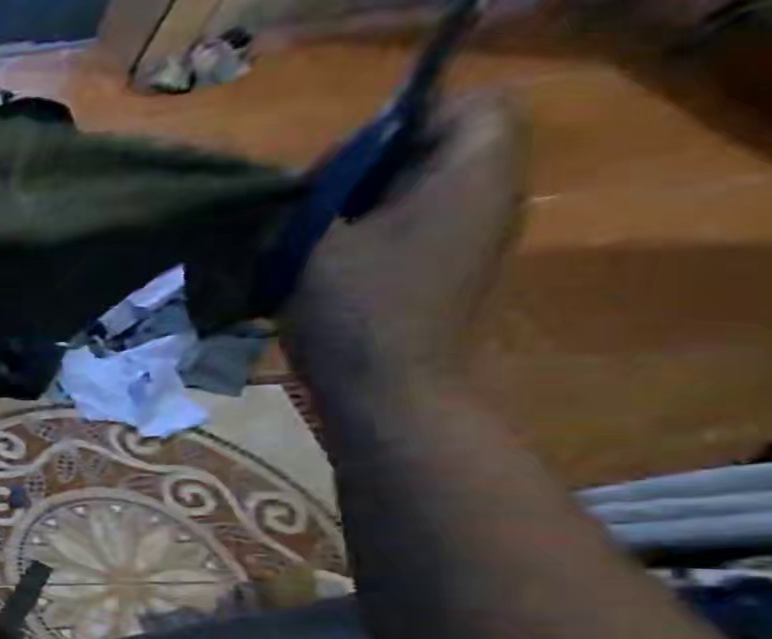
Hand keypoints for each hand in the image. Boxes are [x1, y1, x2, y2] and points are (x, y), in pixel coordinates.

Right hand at [281, 94, 526, 377]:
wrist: (389, 400)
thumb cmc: (358, 314)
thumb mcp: (312, 248)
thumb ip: (299, 206)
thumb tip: (283, 199)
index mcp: (472, 171)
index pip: (456, 106)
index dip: (391, 129)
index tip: (334, 175)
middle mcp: (488, 197)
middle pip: (429, 154)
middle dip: (364, 177)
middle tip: (311, 213)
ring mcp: (471, 242)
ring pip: (412, 200)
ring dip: (356, 217)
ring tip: (309, 248)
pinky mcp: (446, 279)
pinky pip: (408, 238)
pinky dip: (366, 247)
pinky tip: (324, 278)